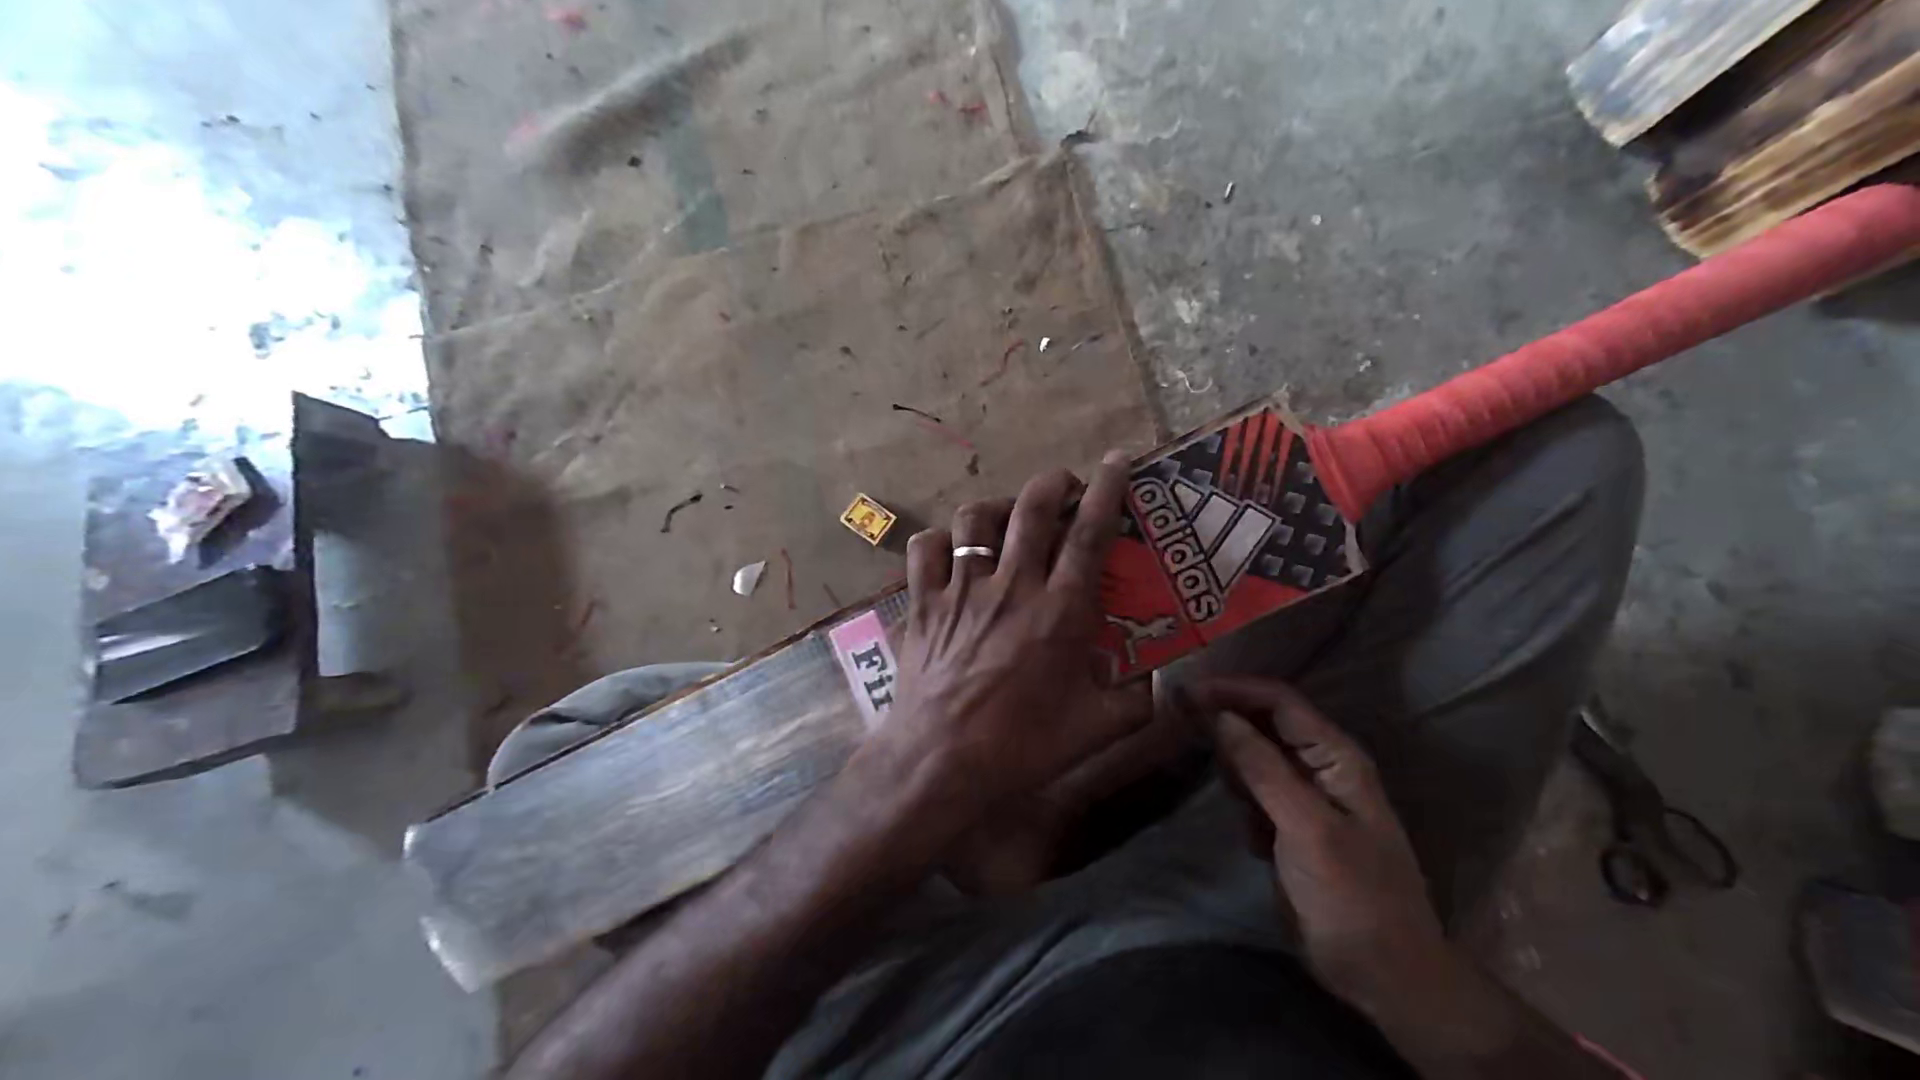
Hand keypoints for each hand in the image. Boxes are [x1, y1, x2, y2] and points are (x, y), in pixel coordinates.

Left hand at [871, 450, 1151, 833]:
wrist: (939, 761)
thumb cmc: (1022, 745)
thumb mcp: (1097, 728)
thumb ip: (1140, 700)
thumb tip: (1166, 682)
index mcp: (1060, 611)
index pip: (1089, 534)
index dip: (1107, 490)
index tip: (1117, 461)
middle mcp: (1011, 586)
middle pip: (1032, 508)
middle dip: (1053, 483)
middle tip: (1065, 488)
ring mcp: (961, 590)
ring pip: (975, 518)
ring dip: (998, 507)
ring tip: (1009, 518)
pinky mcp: (923, 603)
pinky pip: (925, 549)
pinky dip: (940, 540)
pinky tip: (952, 551)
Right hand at [1190, 677, 1450, 1008]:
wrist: (1384, 975)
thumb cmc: (1354, 898)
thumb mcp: (1308, 828)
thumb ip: (1264, 769)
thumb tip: (1219, 715)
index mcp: (1336, 757)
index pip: (1279, 700)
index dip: (1233, 688)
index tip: (1186, 691)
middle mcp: (1320, 766)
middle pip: (1264, 721)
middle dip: (1224, 715)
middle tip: (1177, 717)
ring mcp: (1304, 795)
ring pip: (1254, 753)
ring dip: (1227, 755)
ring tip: (1199, 762)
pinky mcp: (1288, 823)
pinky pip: (1252, 788)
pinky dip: (1236, 791)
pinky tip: (1236, 816)